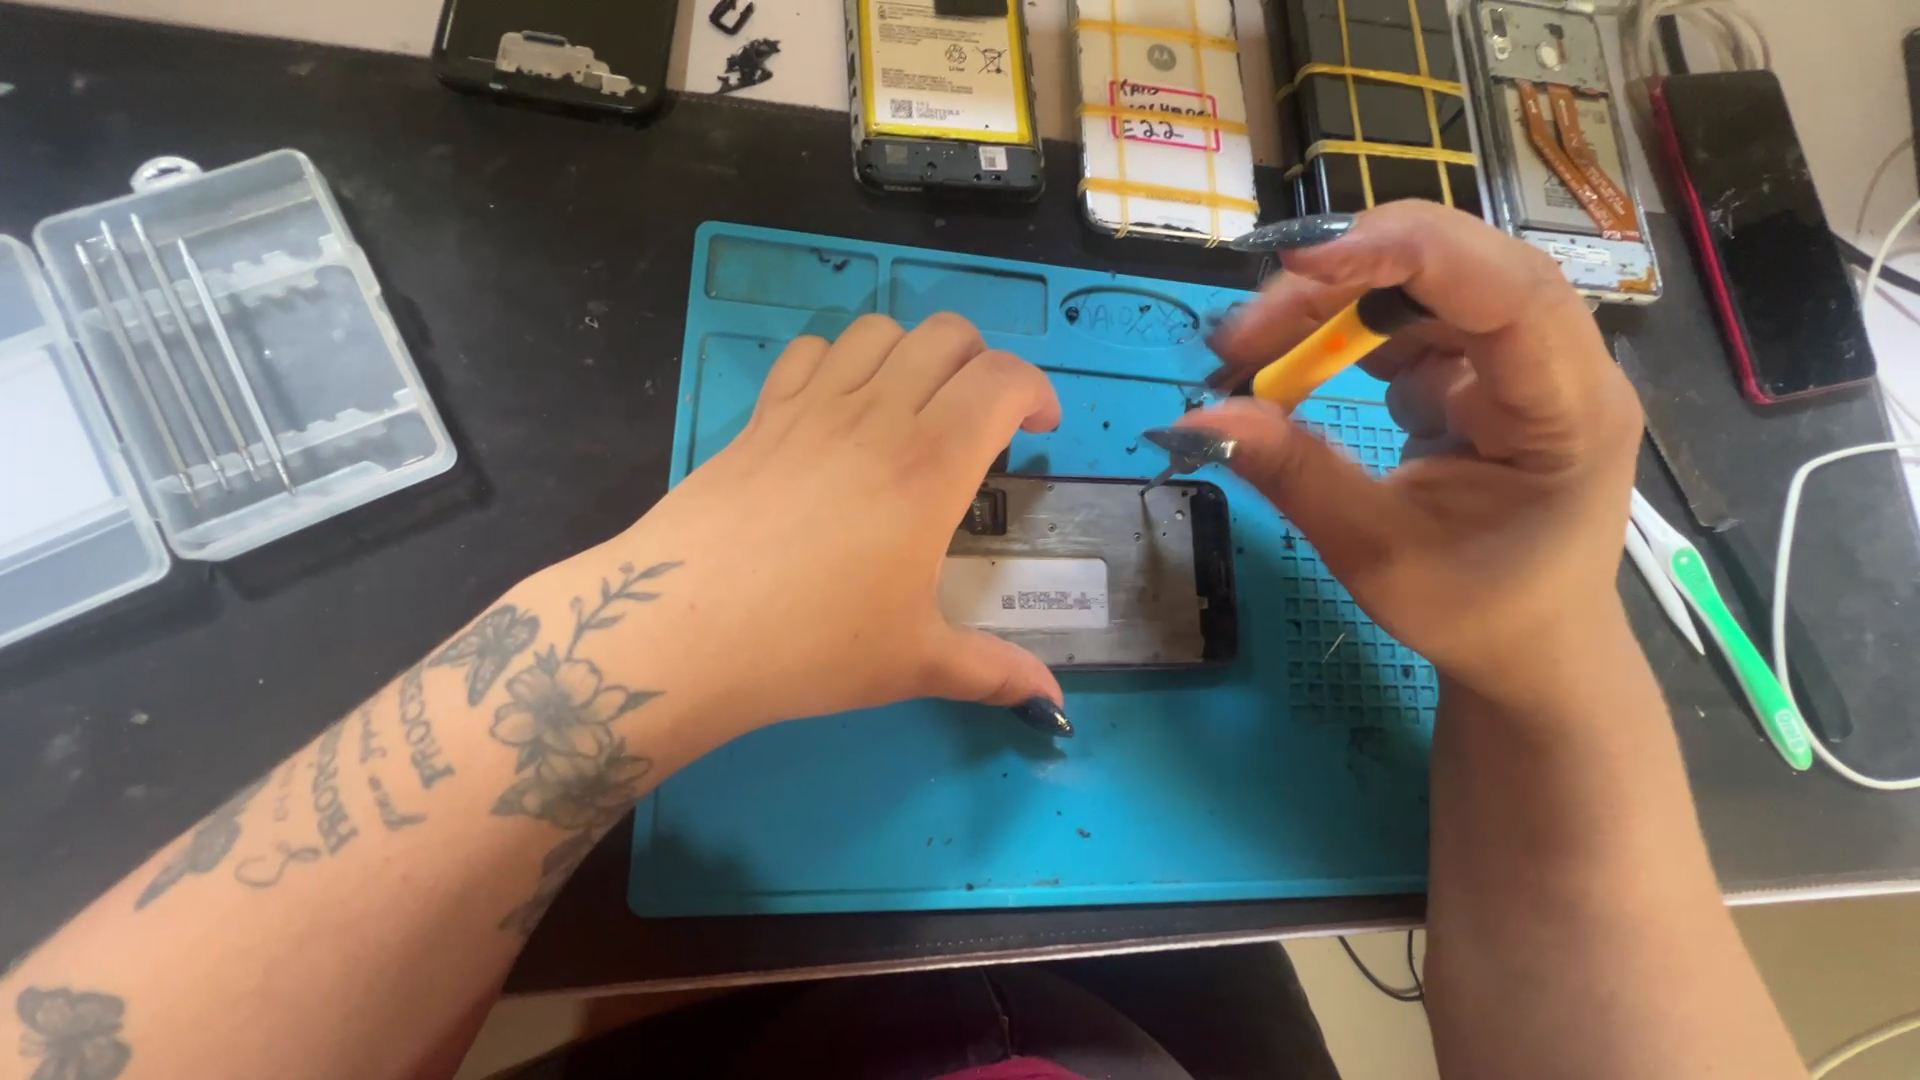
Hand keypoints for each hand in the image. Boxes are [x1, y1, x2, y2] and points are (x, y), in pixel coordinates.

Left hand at [610, 313, 1064, 735]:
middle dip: (983, 365)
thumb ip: (994, 673)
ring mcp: (812, 408)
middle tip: (982, 420)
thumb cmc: (810, 645)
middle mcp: (876, 416)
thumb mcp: (915, 663)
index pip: (1002, 380)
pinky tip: (841, 408)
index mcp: (930, 465)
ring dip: (914, 353)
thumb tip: (1052, 704)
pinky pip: (811, 351)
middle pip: (949, 336)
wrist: (682, 631)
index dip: (1037, 391)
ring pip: (879, 330)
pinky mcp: (762, 416)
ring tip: (915, 406)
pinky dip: (840, 360)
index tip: (1039, 430)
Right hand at [1190, 203, 1643, 708]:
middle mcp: (1555, 364)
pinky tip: (1289, 375)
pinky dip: (1335, 340)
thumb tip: (1196, 420)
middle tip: (1237, 338)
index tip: (1293, 265)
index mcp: (1566, 409)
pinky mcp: (1476, 375)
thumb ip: (1292, 474)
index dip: (1401, 257)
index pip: (1506, 290)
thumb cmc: (1472, 611)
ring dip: (1325, 311)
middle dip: (1336, 287)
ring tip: (1247, 358)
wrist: (1526, 648)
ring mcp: (1514, 364)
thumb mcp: (1371, 549)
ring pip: (1419, 290)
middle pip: (1454, 271)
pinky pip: (1403, 327)